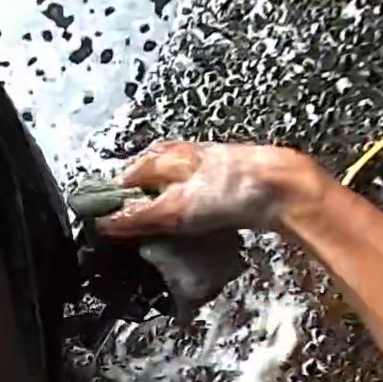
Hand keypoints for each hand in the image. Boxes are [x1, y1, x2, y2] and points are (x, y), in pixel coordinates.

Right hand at [96, 142, 331, 238]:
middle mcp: (183, 156)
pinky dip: (187, 201)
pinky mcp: (227, 178)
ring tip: (158, 215)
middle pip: (152, 171)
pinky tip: (191, 215)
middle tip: (130, 213)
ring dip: (164, 194)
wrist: (278, 187)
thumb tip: (104, 224)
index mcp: (165, 158)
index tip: (108, 216)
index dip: (118, 194)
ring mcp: (207, 165)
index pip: (130, 175)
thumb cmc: (224, 191)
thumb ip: (137, 218)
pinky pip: (197, 188)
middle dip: (140, 190)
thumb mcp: (173, 210)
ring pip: (175, 177)